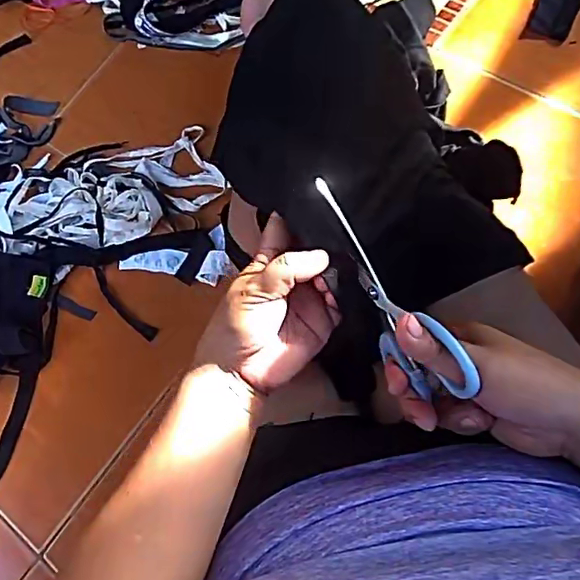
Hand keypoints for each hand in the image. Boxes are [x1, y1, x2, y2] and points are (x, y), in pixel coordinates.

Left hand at [193, 215, 339, 395]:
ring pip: (334, 275)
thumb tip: (320, 256)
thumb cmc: (232, 330)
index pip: (286, 231)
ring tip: (331, 276)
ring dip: (339, 272)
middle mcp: (293, 278)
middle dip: (328, 247)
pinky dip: (347, 297)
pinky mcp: (324, 321)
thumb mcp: (254, 289)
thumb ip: (286, 267)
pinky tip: (339, 294)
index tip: (314, 208)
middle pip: (317, 251)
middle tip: (331, 249)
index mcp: (269, 262)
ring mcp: (310, 299)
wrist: (240, 371)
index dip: (299, 218)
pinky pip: (343, 304)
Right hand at [383, 315, 579, 457]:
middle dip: (415, 396)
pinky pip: (449, 416)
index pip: (416, 341)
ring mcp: (469, 386)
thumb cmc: (530, 384)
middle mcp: (462, 359)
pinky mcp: (476, 411)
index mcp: (462, 338)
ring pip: (431, 399)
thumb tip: (401, 320)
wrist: (569, 423)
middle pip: (417, 374)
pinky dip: (459, 422)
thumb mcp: (478, 367)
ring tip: (467, 418)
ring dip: (441, 412)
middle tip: (422, 415)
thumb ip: (435, 351)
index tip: (398, 383)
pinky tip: (482, 423)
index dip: (401, 361)